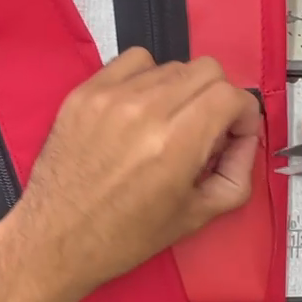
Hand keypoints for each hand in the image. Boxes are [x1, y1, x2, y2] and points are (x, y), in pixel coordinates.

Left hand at [7, 48, 260, 298]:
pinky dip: (147, 80)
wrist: (57, 239)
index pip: (231, 94)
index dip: (243, 114)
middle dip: (218, 98)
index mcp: (175, 144)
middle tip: (205, 130)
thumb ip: (236, 173)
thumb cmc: (122, 236)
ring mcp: (110, 97)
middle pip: (206, 70)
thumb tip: (244, 139)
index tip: (234, 132)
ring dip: (182, 91)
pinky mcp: (85, 93)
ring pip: (171, 65)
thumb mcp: (197, 217)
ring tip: (167, 125)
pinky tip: (140, 111)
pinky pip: (133, 62)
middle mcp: (144, 111)